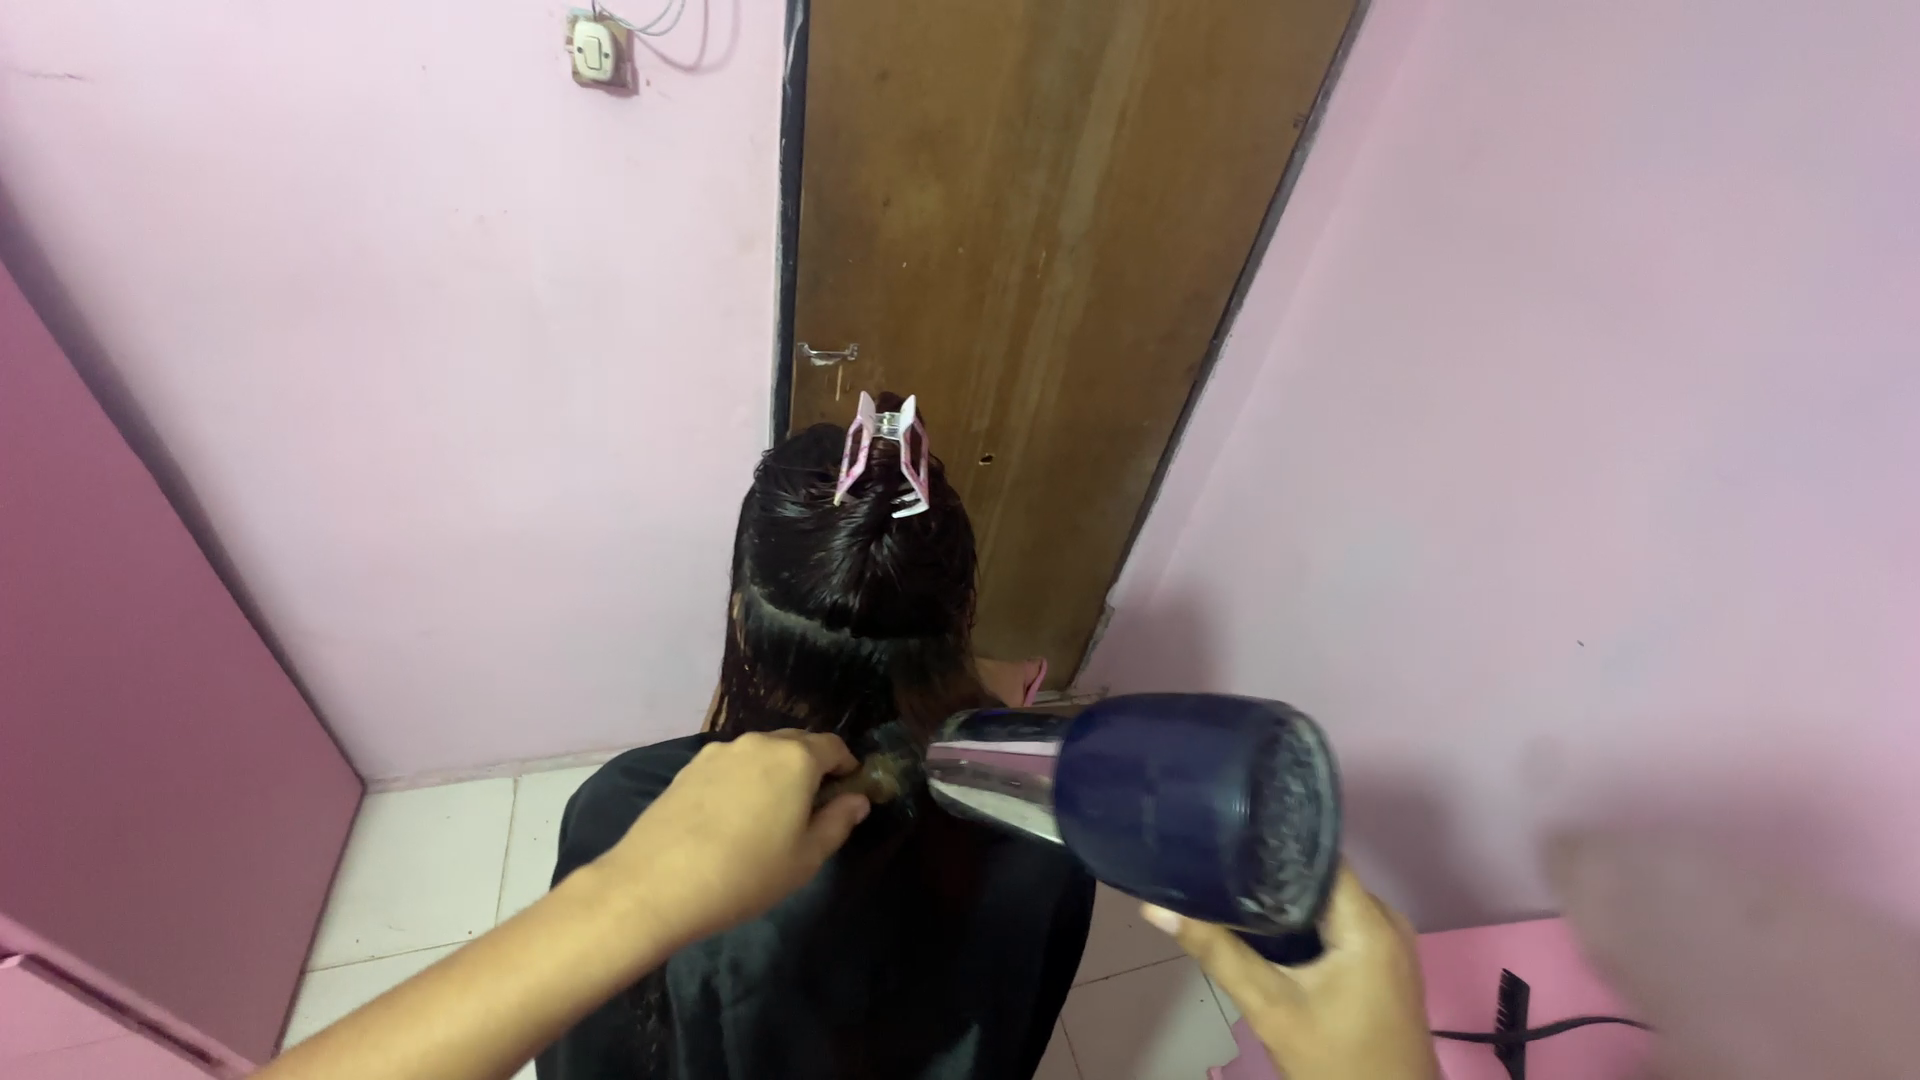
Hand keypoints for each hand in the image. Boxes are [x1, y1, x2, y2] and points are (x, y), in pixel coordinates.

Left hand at [596, 730, 871, 947]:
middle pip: (798, 743)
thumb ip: (839, 821)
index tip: (848, 790)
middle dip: (812, 766)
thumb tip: (857, 799)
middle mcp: (760, 743)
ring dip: (775, 772)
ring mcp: (721, 751)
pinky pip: (732, 765)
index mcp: (797, 758)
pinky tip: (732, 816)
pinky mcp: (690, 767)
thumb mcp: (806, 858)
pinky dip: (743, 780)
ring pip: (762, 753)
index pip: (835, 746)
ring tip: (769, 812)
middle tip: (811, 805)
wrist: (654, 885)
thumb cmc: (745, 874)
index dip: (847, 766)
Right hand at [1144, 866, 1438, 1079]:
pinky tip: (1257, 921)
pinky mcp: (1376, 960)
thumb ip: (1216, 952)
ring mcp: (1384, 940)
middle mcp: (1384, 918)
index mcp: (1369, 920)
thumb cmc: (1337, 1066)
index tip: (1222, 828)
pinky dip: (1296, 917)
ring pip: (1321, 896)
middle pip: (1315, 873)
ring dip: (1278, 894)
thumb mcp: (1269, 1008)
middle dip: (1264, 868)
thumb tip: (1156, 908)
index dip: (1268, 838)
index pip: (1314, 853)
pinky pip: (1331, 919)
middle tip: (1211, 855)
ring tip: (1225, 879)